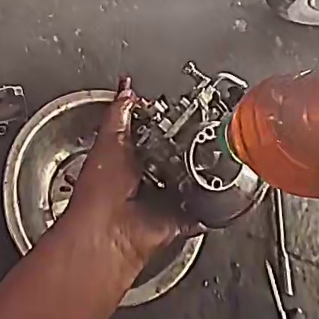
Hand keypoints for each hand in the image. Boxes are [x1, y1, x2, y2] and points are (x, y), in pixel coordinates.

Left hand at [56, 79, 199, 276]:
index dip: (161, 124)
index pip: (148, 135)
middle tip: (202, 134)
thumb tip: (125, 88)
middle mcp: (144, 180)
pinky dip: (209, 206)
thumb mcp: (110, 139)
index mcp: (125, 159)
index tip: (178, 113)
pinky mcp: (177, 219)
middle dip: (186, 148)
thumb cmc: (99, 190)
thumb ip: (119, 113)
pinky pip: (200, 211)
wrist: (109, 231)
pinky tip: (219, 192)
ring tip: (211, 158)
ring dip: (199, 174)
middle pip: (172, 157)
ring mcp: (162, 201)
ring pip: (188, 182)